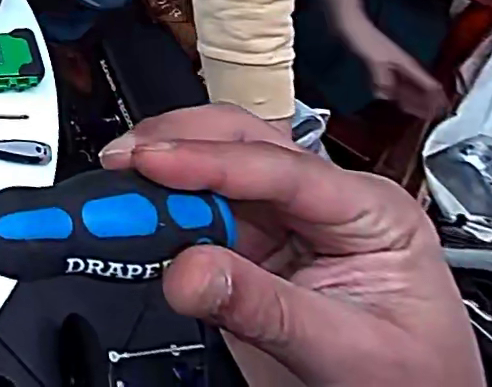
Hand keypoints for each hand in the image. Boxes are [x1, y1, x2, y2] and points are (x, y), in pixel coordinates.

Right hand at [102, 105, 482, 386]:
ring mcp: (272, 203)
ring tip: (120, 188)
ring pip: (201, 150)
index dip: (205, 159)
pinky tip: (132, 202)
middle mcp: (318, 193)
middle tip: (122, 163)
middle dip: (171, 141)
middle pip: (233, 134)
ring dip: (154, 162)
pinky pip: (183, 191)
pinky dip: (151, 192)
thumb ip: (264, 310)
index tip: (147, 162)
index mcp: (371, 211)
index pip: (277, 165)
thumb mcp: (348, 358)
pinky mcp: (235, 221)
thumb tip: (186, 271)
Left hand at [340, 13, 447, 119]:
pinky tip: (388, 97)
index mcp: (409, 66)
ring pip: (409, 85)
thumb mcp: (374, 60)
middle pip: (423, 88)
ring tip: (409, 112)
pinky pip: (393, 81)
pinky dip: (395, 91)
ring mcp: (393, 64)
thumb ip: (382, 78)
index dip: (438, 101)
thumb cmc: (364, 38)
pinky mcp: (379, 63)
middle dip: (426, 103)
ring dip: (411, 99)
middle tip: (424, 118)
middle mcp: (405, 66)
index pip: (432, 87)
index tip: (439, 116)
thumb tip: (386, 97)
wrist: (349, 22)